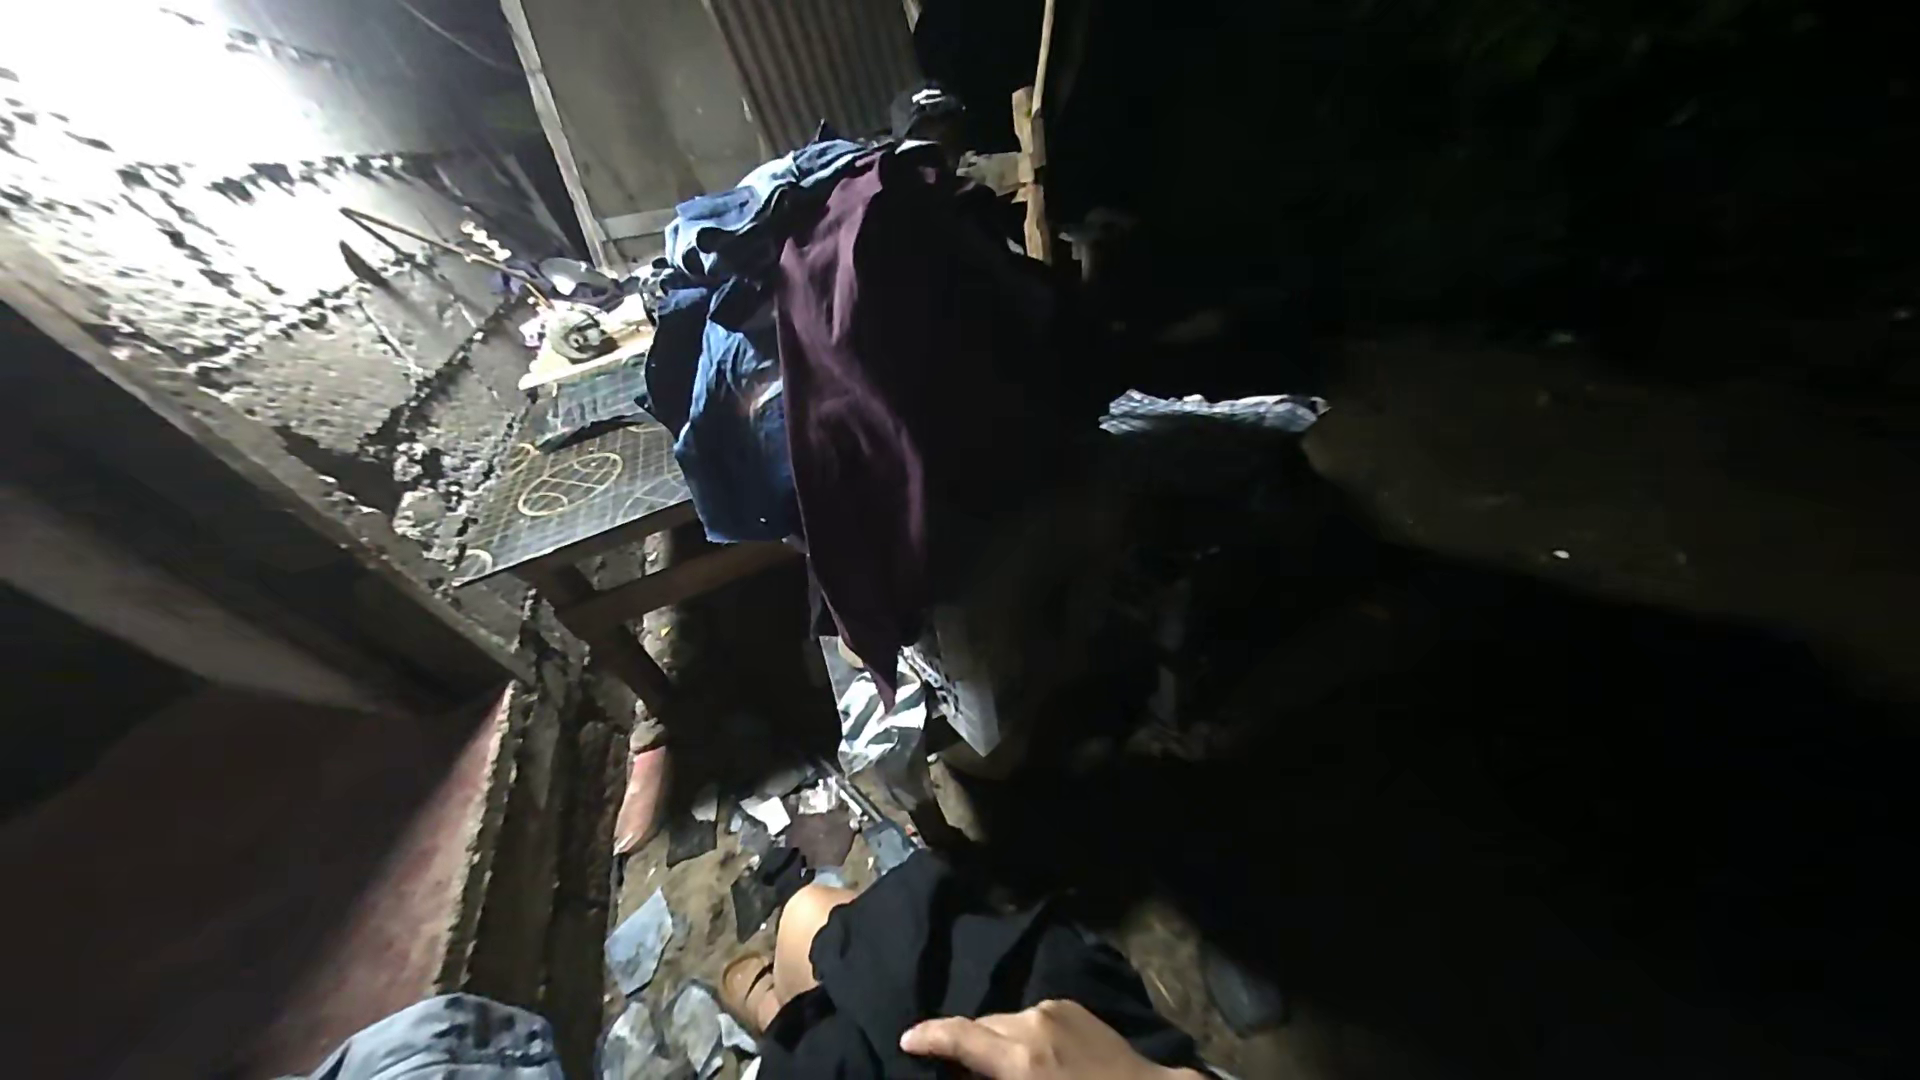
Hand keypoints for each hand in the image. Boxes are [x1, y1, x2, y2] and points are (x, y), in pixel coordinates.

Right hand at [900, 999, 1203, 1079]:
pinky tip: (1034, 1055)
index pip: (962, 1037)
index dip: (930, 1036)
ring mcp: (1053, 1009)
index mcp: (1021, 1060)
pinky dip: (1022, 1034)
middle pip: (982, 1027)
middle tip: (956, 1069)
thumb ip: (994, 1079)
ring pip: (1006, 1021)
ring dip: (996, 1041)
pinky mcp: (1071, 1004)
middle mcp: (1031, 1023)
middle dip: (965, 1045)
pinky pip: (1032, 1017)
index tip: (907, 1038)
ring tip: (1000, 1067)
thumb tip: (968, 1073)